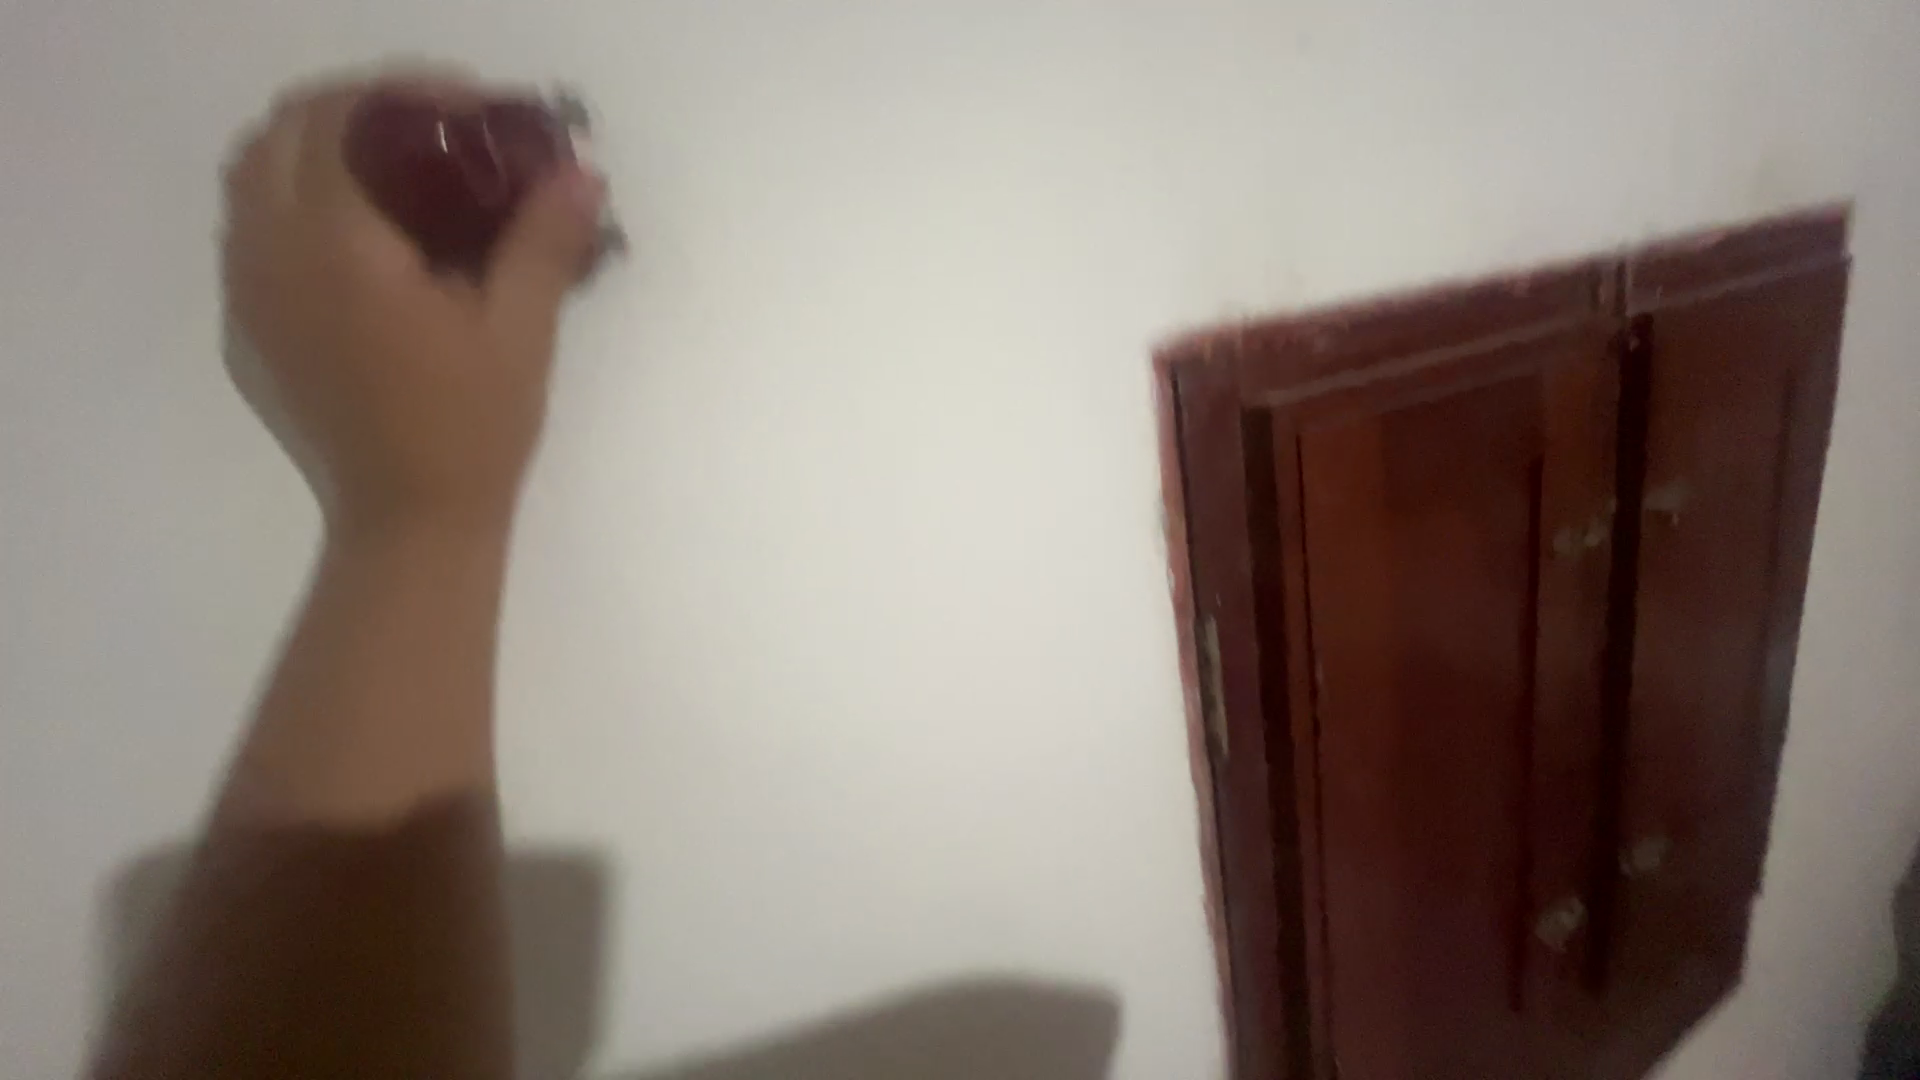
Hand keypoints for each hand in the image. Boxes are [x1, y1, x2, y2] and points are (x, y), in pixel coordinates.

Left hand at [222, 73, 605, 537]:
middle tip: (445, 138)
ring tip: (407, 181)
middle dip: (366, 114)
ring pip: (258, 178)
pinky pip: (256, 233)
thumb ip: (543, 243)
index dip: (409, 94)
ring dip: (327, 155)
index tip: (476, 108)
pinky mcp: (248, 330)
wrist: (412, 518)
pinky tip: (371, 247)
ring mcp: (246, 292)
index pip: (345, 117)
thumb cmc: (476, 426)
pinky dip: (305, 206)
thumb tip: (581, 174)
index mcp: (337, 245)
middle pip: (288, 131)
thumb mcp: (523, 332)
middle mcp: (268, 252)